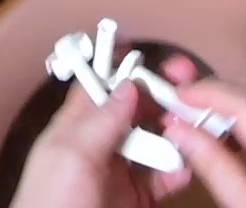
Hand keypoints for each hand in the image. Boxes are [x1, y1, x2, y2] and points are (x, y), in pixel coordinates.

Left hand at [10, 80, 182, 207]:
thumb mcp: (72, 157)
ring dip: (173, 134)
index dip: (121, 66)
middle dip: (158, 97)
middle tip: (189, 90)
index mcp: (75, 126)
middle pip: (133, 110)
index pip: (99, 83)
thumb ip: (100, 121)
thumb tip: (128, 82)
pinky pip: (160, 180)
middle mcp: (100, 144)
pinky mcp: (135, 201)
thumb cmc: (52, 202)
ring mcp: (119, 173)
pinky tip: (186, 167)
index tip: (150, 52)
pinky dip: (175, 171)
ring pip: (151, 143)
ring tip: (193, 130)